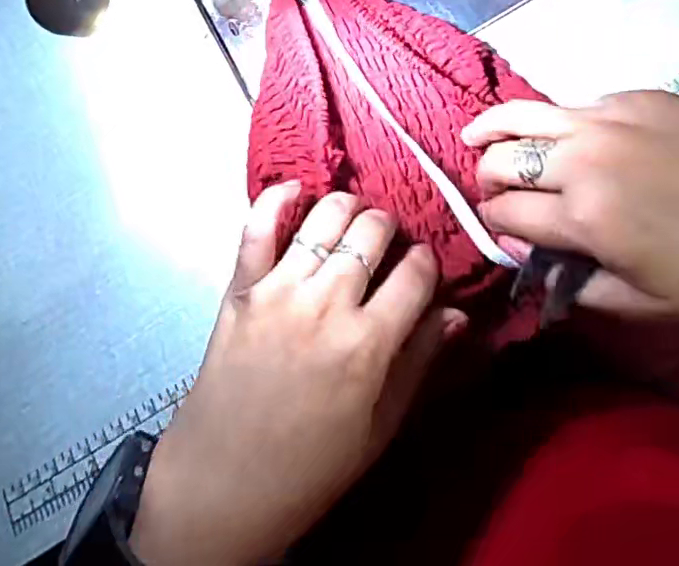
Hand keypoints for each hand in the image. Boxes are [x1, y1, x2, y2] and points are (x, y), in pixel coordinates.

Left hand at [129, 184, 464, 565]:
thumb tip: (457, 313)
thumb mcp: (380, 427)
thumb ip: (420, 361)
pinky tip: (295, 189)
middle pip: (372, 232)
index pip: (416, 273)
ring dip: (348, 207)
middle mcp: (325, 306)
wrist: (221, 488)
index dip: (427, 262)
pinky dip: (275, 200)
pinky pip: (256, 228)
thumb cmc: (310, 467)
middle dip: (390, 227)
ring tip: (355, 217)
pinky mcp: (240, 289)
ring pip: (325, 218)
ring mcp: (279, 291)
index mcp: (366, 345)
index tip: (424, 266)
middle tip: (389, 240)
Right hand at [462, 90, 678, 327]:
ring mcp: (613, 115)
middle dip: (489, 176)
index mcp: (586, 216)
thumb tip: (530, 250)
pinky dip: (562, 125)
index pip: (504, 210)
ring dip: (497, 131)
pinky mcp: (641, 94)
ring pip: (526, 112)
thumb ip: (571, 278)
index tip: (499, 228)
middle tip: (496, 190)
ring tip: (478, 137)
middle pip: (503, 155)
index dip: (493, 222)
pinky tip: (574, 140)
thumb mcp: (642, 304)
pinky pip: (579, 106)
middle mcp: (587, 155)